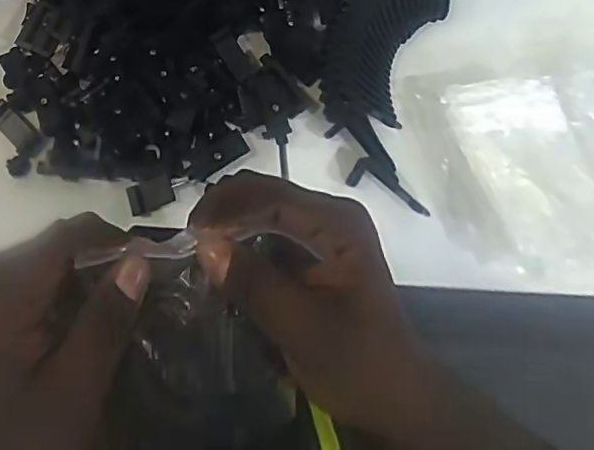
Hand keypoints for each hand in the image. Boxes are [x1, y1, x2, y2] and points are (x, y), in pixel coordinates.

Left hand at [0, 214, 149, 449]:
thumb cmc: (23, 436)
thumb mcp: (73, 388)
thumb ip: (105, 320)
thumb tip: (139, 258)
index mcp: (10, 284)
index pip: (69, 233)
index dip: (115, 239)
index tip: (156, 263)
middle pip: (61, 245)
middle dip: (107, 259)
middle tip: (149, 290)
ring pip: (55, 266)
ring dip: (93, 279)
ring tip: (130, 307)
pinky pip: (42, 290)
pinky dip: (74, 298)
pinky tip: (97, 326)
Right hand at [190, 172, 545, 448]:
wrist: (402, 403)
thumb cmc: (358, 365)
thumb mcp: (301, 329)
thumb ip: (254, 284)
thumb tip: (204, 246)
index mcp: (338, 223)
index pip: (270, 196)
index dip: (227, 209)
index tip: (193, 233)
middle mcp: (331, 213)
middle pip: (263, 191)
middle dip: (223, 208)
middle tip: (191, 238)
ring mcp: (324, 227)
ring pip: (261, 204)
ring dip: (229, 219)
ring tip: (202, 245)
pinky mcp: (314, 244)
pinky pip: (268, 224)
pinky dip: (241, 233)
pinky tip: (224, 254)